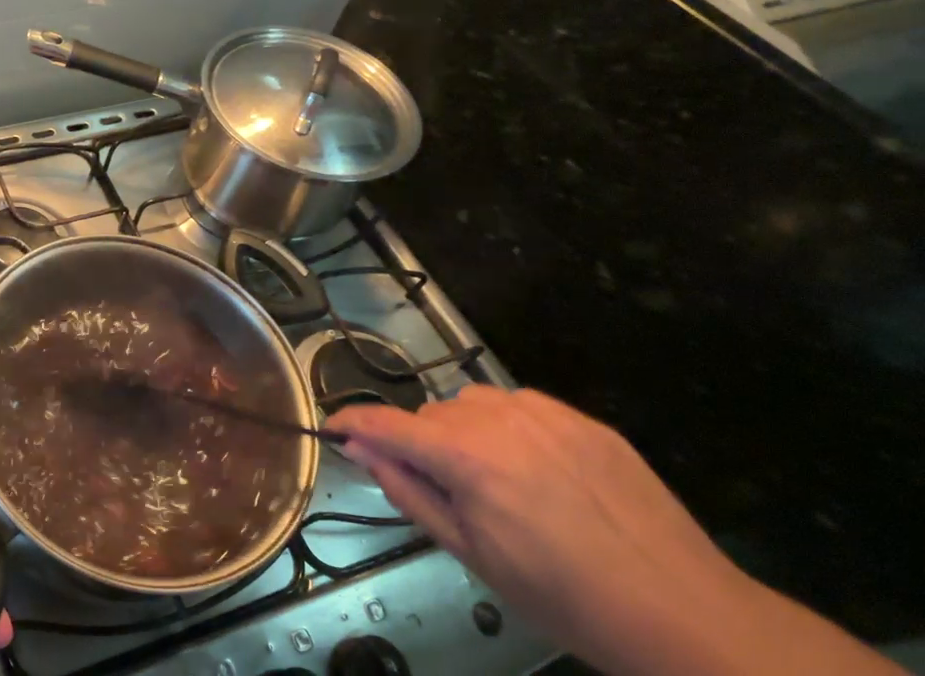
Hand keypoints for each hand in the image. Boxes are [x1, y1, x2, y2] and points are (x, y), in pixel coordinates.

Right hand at [326, 385, 899, 675]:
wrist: (683, 612)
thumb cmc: (563, 595)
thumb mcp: (470, 551)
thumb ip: (407, 490)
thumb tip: (360, 449)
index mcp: (467, 455)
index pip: (386, 423)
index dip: (352, 423)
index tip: (332, 428)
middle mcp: (502, 418)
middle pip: (433, 413)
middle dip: (423, 443)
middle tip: (445, 493)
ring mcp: (550, 415)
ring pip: (475, 403)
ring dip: (465, 431)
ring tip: (493, 482)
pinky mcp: (587, 422)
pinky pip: (524, 408)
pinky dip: (509, 429)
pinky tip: (538, 475)